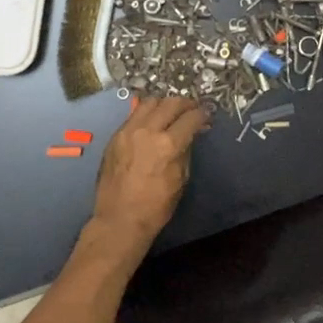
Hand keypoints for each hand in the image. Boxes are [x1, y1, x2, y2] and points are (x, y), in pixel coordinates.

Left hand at [91, 96, 208, 248]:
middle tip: (192, 110)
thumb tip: (190, 135)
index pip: (191, 117)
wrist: (119, 220)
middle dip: (186, 103)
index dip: (203, 114)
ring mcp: (128, 132)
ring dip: (165, 104)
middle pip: (171, 102)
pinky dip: (147, 114)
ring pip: (150, 102)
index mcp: (168, 144)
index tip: (208, 115)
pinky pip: (134, 115)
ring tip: (171, 112)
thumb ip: (186, 151)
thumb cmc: (156, 206)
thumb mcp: (181, 179)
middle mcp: (147, 131)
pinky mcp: (115, 137)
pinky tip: (153, 123)